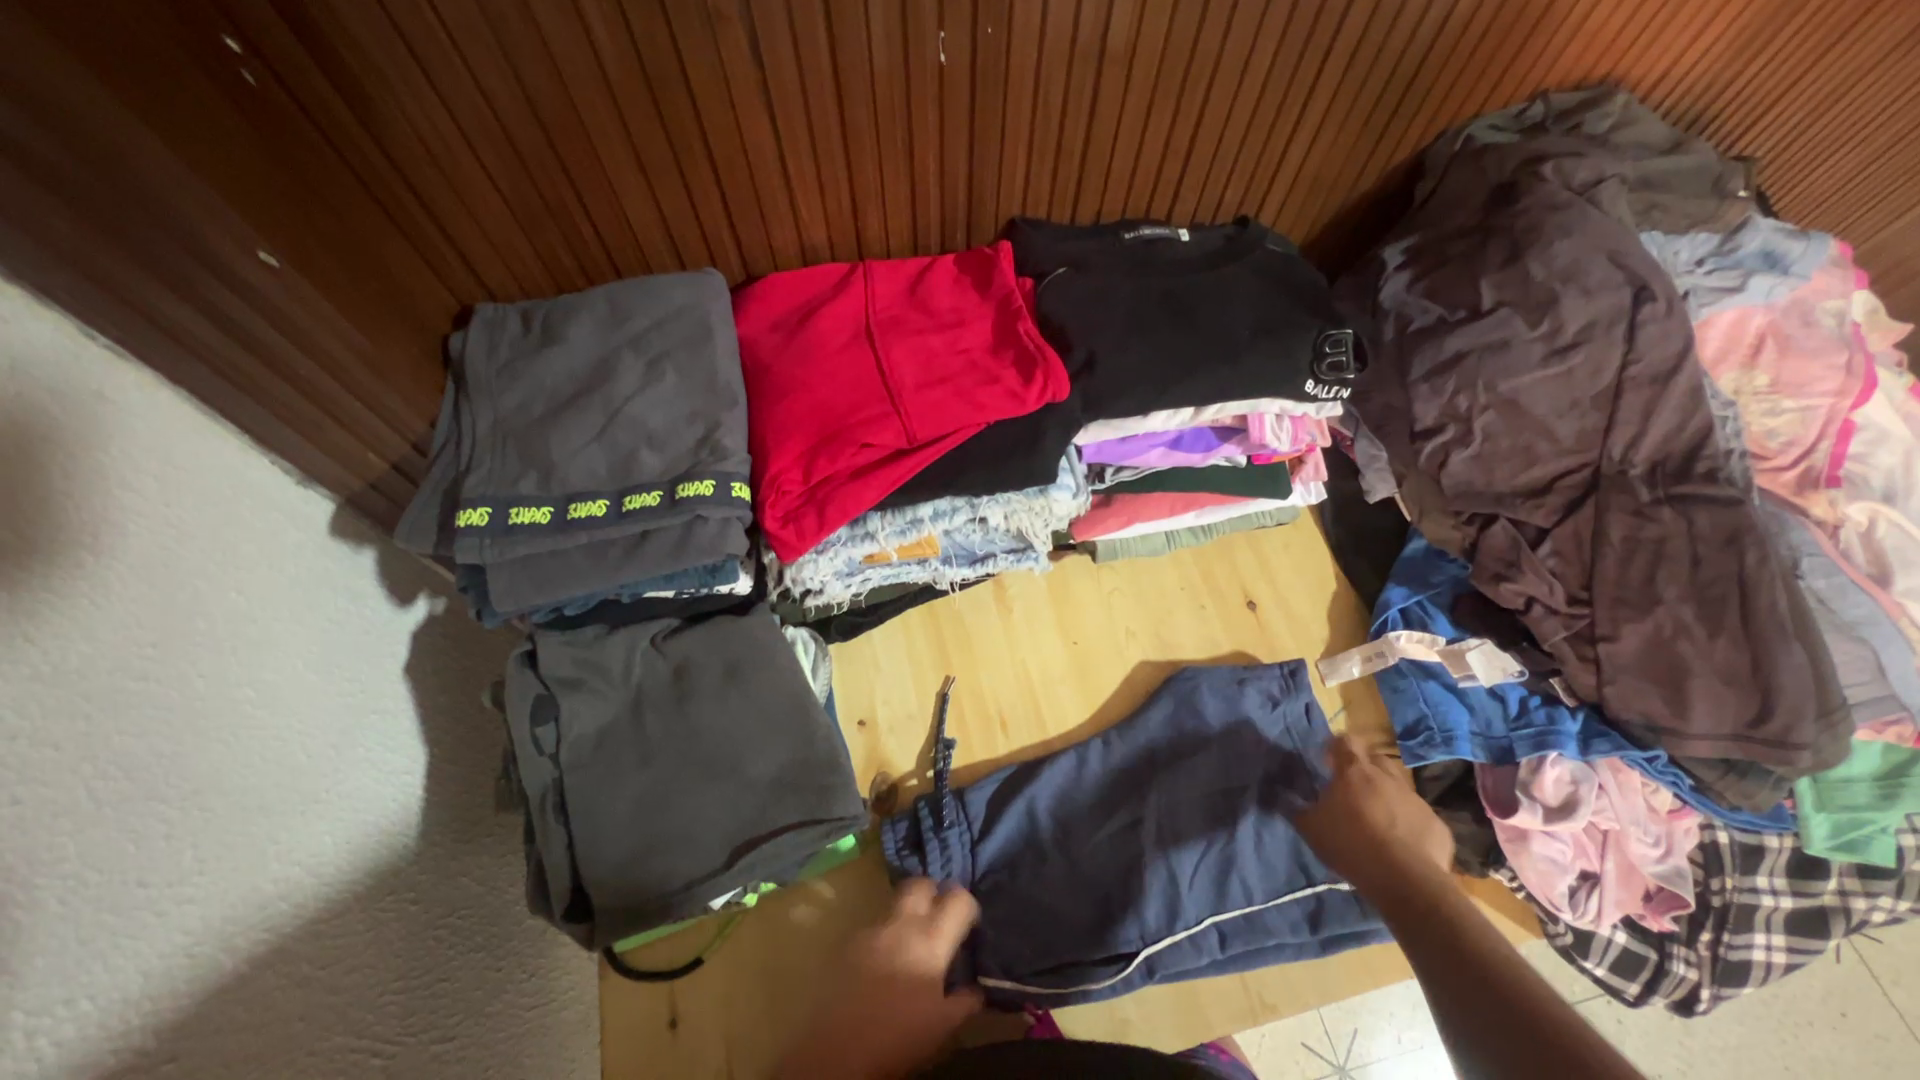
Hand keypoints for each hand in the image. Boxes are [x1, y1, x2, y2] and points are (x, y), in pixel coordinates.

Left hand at [777, 879, 983, 1079]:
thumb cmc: (898, 1036)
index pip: (958, 898)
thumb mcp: (943, 1025)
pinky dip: (885, 936)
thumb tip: (977, 988)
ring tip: (912, 944)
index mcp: (930, 940)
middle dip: (933, 892)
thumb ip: (966, 1000)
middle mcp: (901, 925)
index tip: (969, 924)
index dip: (968, 905)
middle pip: (920, 884)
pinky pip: (874, 928)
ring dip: (907, 915)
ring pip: (894, 905)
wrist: (838, 1050)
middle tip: (939, 917)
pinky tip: (884, 963)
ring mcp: (870, 931)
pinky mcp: (847, 944)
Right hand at [1291, 734, 1454, 892]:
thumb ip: (1296, 808)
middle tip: (1351, 790)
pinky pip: (1417, 815)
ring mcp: (1415, 799)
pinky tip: (1400, 844)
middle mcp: (1387, 777)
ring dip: (1386, 796)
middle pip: (1375, 759)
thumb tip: (1283, 796)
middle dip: (1363, 768)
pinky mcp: (1435, 822)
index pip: (1344, 741)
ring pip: (1398, 787)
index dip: (1335, 746)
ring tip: (1376, 819)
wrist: (1404, 879)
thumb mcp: (1310, 828)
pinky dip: (1407, 822)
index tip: (1327, 762)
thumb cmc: (1349, 845)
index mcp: (1353, 772)